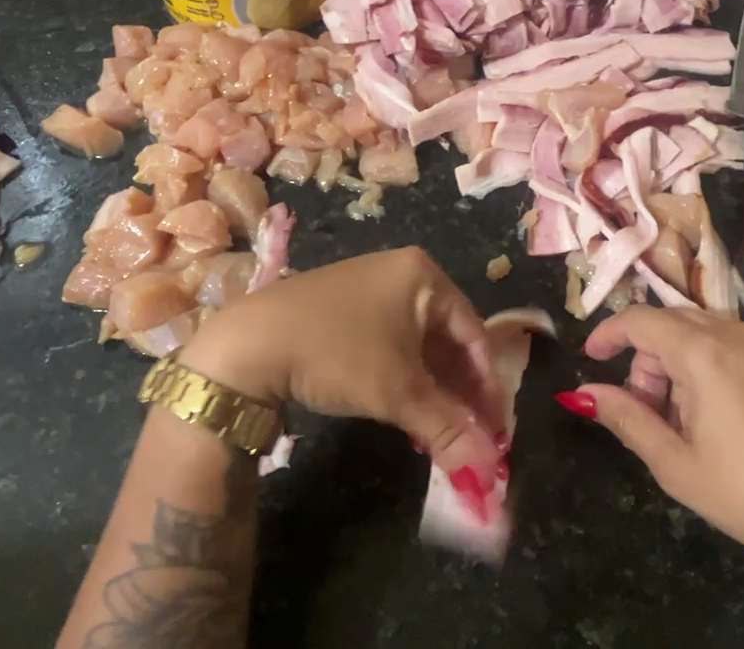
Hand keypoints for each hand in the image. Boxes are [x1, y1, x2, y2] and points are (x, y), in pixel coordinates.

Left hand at [178, 247, 504, 479]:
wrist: (248, 344)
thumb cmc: (336, 353)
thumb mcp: (397, 392)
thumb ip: (447, 427)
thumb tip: (487, 471)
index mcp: (423, 275)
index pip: (474, 332)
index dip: (487, 385)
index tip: (495, 430)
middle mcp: (400, 272)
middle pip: (448, 338)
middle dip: (459, 391)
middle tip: (469, 435)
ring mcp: (369, 287)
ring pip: (418, 343)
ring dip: (433, 390)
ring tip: (440, 432)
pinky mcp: (344, 306)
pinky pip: (391, 342)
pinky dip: (404, 378)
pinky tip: (405, 412)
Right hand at [564, 307, 743, 573]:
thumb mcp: (677, 464)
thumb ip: (626, 419)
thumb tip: (581, 394)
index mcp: (704, 353)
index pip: (640, 320)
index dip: (608, 333)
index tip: (590, 357)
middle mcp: (737, 334)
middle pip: (671, 324)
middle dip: (645, 358)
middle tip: (643, 410)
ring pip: (704, 333)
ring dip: (678, 364)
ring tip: (684, 422)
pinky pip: (736, 347)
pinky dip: (712, 367)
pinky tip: (723, 420)